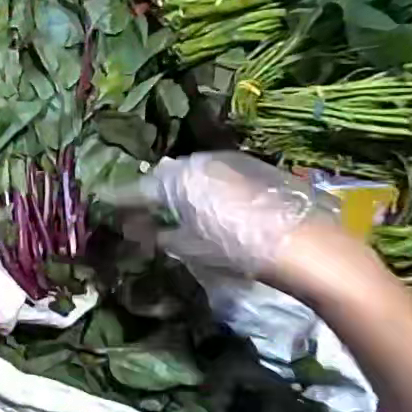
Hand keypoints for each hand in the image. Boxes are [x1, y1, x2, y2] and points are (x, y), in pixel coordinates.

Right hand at [113, 152, 393, 304]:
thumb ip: (160, 236)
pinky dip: (205, 189)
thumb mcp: (192, 249)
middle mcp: (199, 162)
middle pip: (165, 176)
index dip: (119, 198)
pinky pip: (215, 175)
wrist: (308, 246)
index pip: (138, 189)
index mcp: (178, 179)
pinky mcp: (253, 167)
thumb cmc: (241, 250)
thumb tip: (138, 229)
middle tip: (141, 212)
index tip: (103, 202)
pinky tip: (210, 208)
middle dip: (151, 193)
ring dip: (179, 190)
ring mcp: (228, 162)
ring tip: (175, 211)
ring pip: (191, 174)